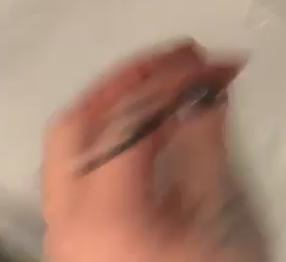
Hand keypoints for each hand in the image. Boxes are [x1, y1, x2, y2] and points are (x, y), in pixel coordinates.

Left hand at [43, 41, 267, 261]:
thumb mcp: (220, 206)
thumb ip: (206, 144)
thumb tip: (204, 92)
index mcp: (104, 211)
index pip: (128, 117)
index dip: (175, 78)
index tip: (216, 61)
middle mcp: (67, 220)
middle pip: (77, 126)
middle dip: (132, 78)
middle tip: (183, 55)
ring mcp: (65, 228)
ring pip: (74, 142)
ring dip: (125, 99)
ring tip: (176, 75)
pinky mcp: (79, 231)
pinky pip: (85, 162)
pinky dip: (123, 126)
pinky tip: (164, 117)